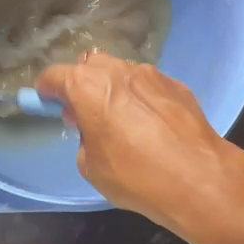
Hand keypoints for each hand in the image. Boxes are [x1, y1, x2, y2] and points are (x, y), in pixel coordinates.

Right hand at [40, 53, 243, 243]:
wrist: (197, 177)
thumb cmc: (134, 174)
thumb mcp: (92, 167)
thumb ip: (84, 137)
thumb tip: (91, 127)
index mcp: (86, 85)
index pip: (55, 76)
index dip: (47, 89)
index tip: (46, 100)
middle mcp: (115, 69)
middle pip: (89, 66)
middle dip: (83, 84)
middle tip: (86, 113)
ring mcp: (148, 72)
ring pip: (121, 72)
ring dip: (115, 88)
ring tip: (123, 120)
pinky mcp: (175, 83)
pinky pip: (148, 85)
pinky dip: (143, 97)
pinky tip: (153, 125)